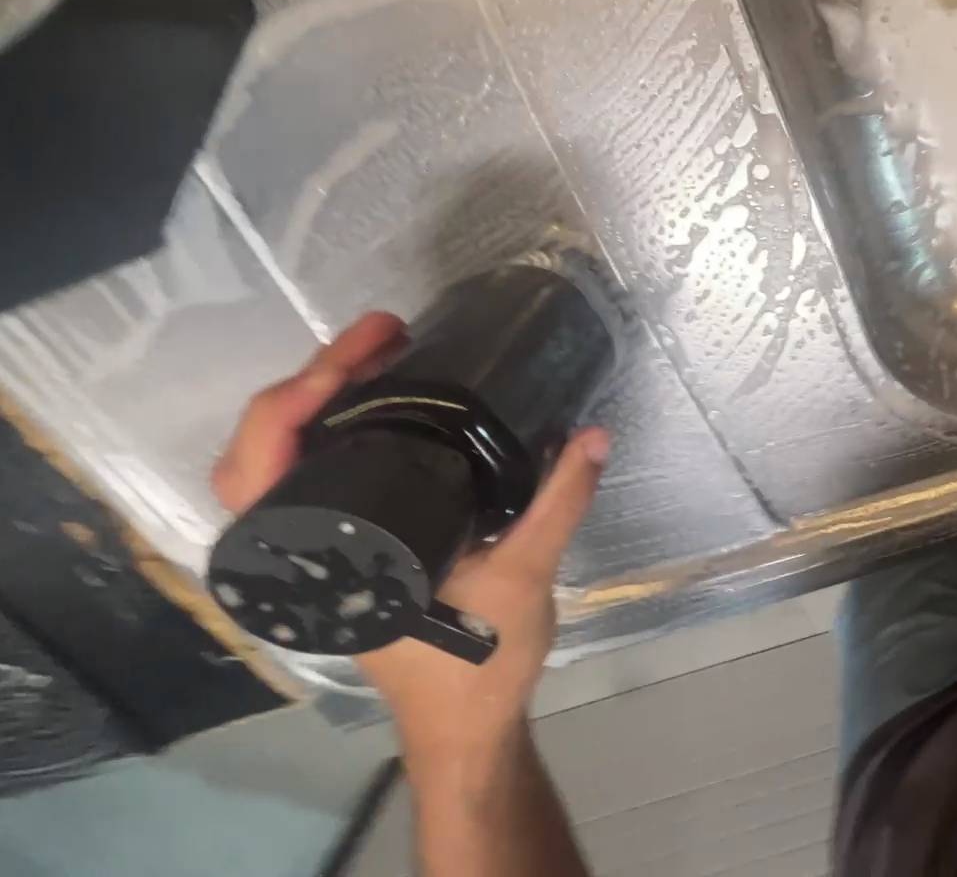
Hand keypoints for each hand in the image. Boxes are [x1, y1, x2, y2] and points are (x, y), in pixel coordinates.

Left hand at [212, 312, 609, 761]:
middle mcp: (302, 555)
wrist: (469, 721)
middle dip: (314, 380)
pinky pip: (322, 481)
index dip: (300, 394)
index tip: (369, 348)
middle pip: (264, 450)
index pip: (262, 467)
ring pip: (287, 465)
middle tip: (385, 334)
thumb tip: (593, 435)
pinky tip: (391, 411)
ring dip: (324, 403)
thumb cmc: (477, 662)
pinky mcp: (353, 554)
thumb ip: (558, 502)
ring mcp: (323, 555)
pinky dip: (343, 433)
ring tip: (386, 356)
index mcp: (318, 561)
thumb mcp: (524, 576)